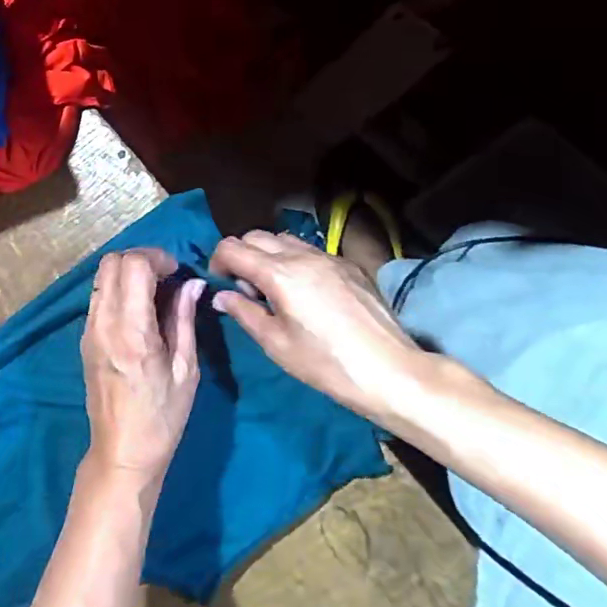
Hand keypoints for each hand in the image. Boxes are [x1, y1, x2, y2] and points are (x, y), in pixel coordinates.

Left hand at [82, 248, 205, 478]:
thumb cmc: (162, 415)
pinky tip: (138, 308)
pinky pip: (99, 295)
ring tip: (153, 291)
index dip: (158, 257)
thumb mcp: (186, 368)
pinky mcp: (85, 338)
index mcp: (131, 330)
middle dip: (142, 258)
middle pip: (113, 261)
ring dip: (128, 271)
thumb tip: (191, 283)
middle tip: (166, 276)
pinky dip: (118, 287)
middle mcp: (104, 323)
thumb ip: (184, 318)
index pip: (134, 265)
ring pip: (102, 275)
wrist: (122, 452)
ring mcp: (89, 330)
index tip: (177, 272)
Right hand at [209, 231, 429, 423]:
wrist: (389, 370)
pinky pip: (310, 250)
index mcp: (279, 273)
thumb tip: (222, 295)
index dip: (217, 261)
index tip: (220, 283)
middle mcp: (301, 254)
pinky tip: (306, 293)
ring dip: (268, 255)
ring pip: (284, 239)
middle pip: (256, 236)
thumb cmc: (326, 363)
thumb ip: (245, 313)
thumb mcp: (276, 344)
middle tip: (246, 290)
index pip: (233, 247)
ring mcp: (327, 256)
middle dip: (242, 255)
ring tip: (275, 290)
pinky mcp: (348, 264)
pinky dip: (295, 261)